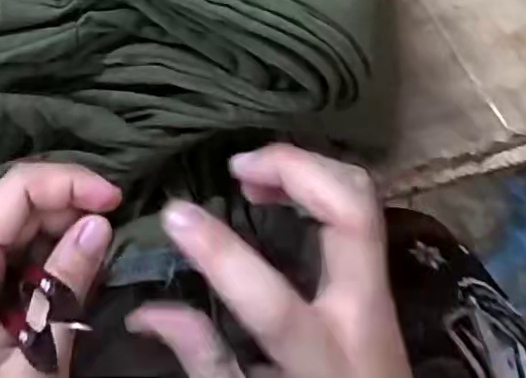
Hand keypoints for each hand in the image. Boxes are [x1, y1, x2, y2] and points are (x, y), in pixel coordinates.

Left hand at [0, 163, 120, 377]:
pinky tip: (74, 274)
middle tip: (118, 226)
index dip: (69, 182)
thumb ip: (64, 289)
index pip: (15, 191)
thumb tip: (99, 223)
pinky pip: (6, 265)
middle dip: (68, 207)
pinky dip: (42, 266)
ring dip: (59, 236)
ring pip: (12, 234)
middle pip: (13, 208)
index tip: (118, 197)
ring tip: (104, 248)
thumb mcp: (32, 368)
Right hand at [127, 144, 412, 377]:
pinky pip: (355, 204)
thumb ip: (206, 359)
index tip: (174, 214)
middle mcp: (364, 316)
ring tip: (249, 173)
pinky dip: (314, 177)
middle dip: (293, 169)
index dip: (220, 253)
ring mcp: (380, 290)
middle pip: (352, 213)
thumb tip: (145, 312)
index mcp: (326, 361)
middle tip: (237, 166)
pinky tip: (272, 189)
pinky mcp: (377, 276)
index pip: (274, 304)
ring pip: (360, 194)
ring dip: (304, 166)